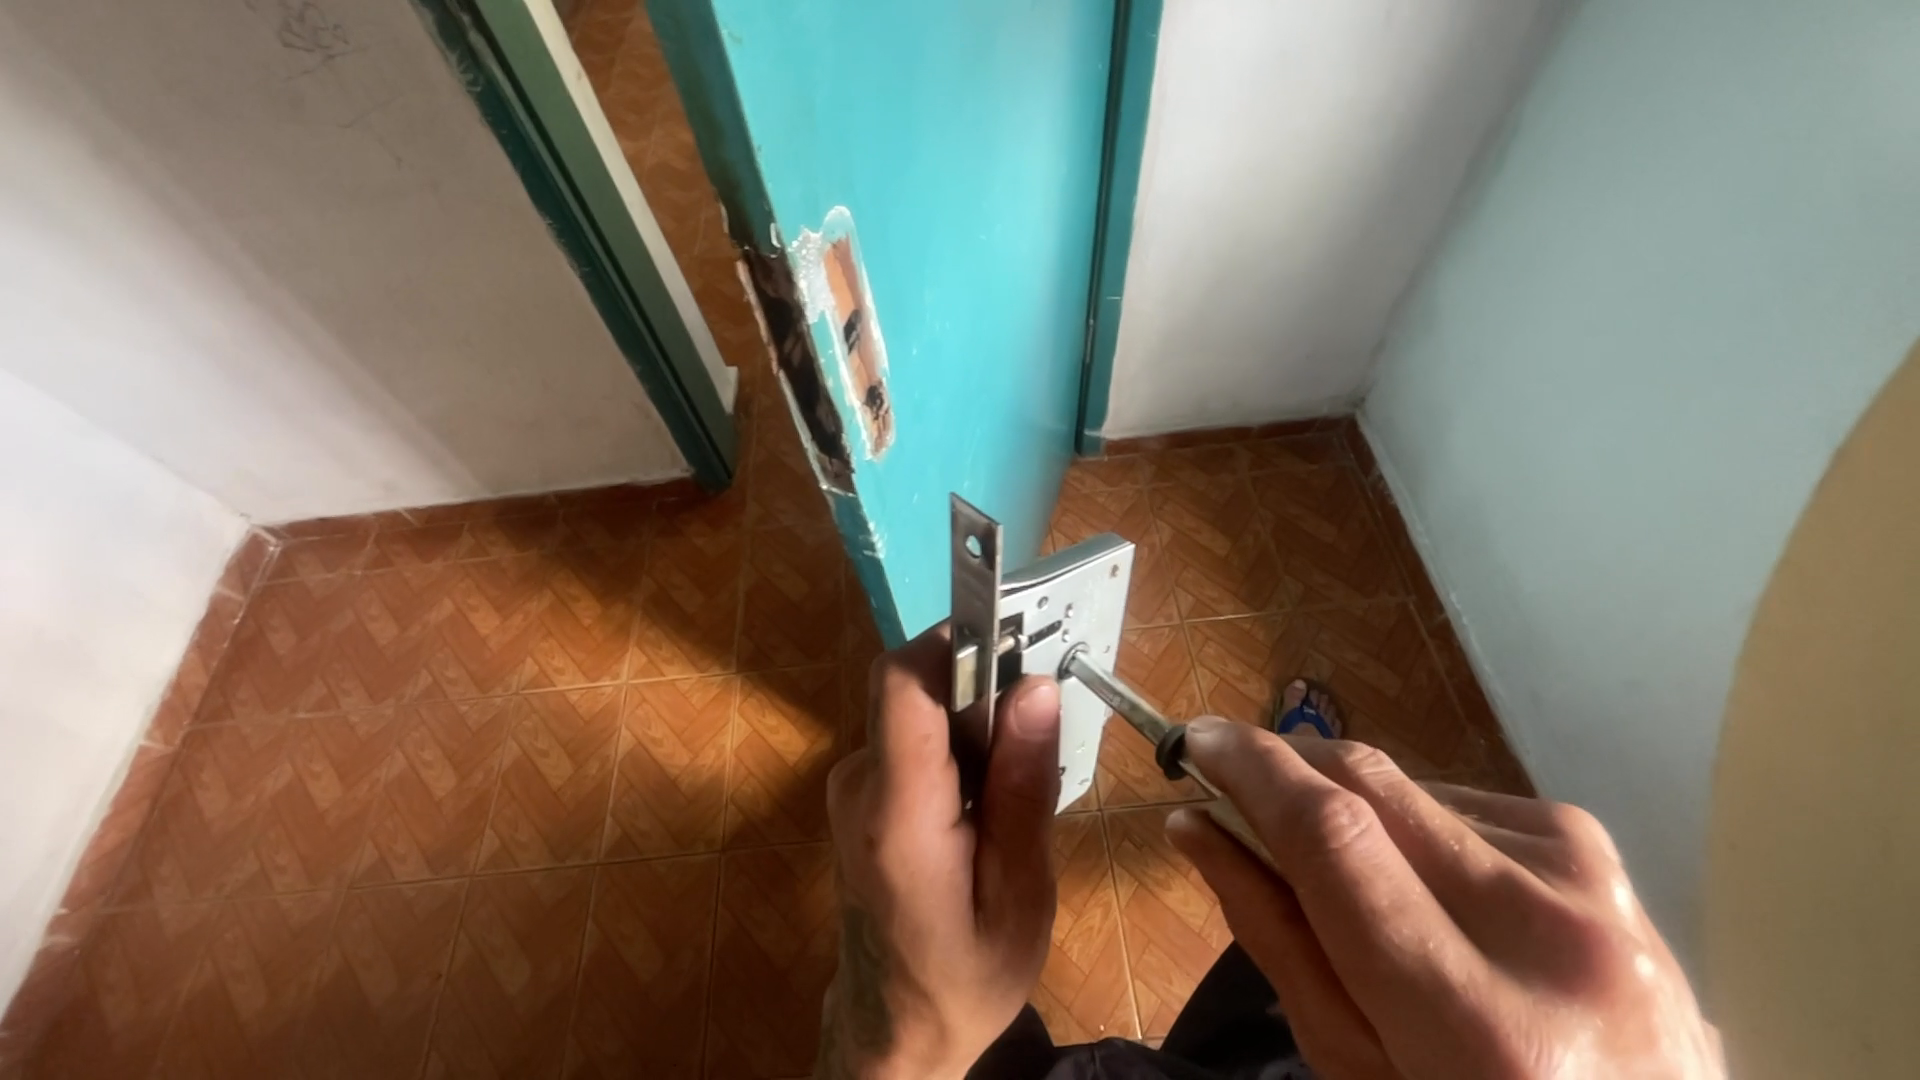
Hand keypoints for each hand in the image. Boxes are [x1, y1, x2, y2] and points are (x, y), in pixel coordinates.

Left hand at [815, 625, 1062, 1079]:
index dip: (956, 643)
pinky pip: (911, 738)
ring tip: (1018, 776)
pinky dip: (953, 746)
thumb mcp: (1020, 892)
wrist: (895, 1025)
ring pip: (917, 711)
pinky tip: (986, 797)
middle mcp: (859, 783)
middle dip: (979, 685)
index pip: (904, 683)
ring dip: (972, 721)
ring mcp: (851, 786)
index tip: (1016, 645)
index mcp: (898, 810)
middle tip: (1038, 726)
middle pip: (912, 688)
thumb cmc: (968, 972)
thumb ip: (1023, 786)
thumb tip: (1037, 687)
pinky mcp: (859, 792)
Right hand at [1168, 718, 1723, 1078]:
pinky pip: (1456, 800)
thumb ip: (1270, 933)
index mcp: (1475, 1022)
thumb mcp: (1349, 1064)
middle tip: (1232, 782)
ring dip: (1345, 803)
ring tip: (1345, 870)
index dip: (1253, 770)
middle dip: (1283, 764)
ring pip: (1405, 786)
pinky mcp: (1598, 852)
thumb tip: (1194, 822)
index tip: (1195, 741)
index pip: (1334, 836)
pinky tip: (1419, 880)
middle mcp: (1546, 932)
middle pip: (1369, 782)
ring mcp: (1589, 882)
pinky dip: (1405, 820)